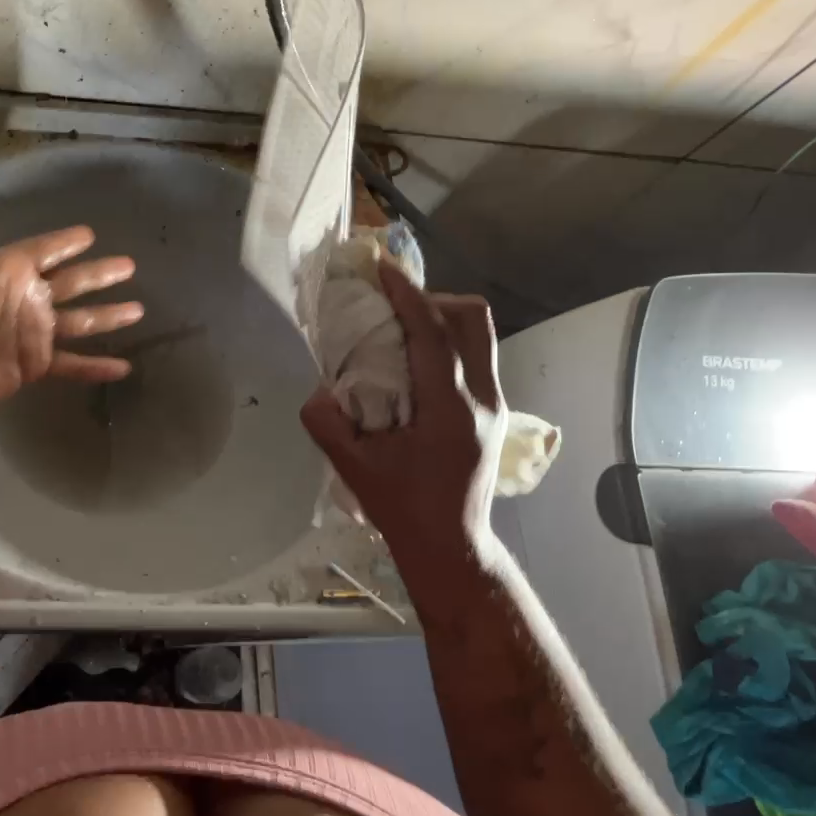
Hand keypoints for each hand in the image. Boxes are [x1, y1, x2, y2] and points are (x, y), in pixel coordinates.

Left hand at [0, 161, 143, 435]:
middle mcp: (21, 300)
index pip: (42, 250)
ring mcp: (27, 336)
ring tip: (140, 309)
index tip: (90, 233)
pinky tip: (123, 368)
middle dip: (99, 274)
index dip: (65, 242)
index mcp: (4, 274)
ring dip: (107, 316)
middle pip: (71, 282)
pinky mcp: (29, 368)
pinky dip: (95, 366)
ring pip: (78, 322)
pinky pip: (71, 364)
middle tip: (131, 265)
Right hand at [300, 262, 508, 562]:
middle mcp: (482, 399)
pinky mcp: (495, 412)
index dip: (407, 295)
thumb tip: (320, 388)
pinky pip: (476, 355)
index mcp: (449, 410)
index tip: (382, 269)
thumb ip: (326, 422)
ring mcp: (495, 404)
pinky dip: (448, 342)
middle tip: (394, 306)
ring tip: (403, 329)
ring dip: (442, 319)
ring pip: (480, 335)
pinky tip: (416, 362)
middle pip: (472, 319)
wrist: (452, 546)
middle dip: (433, 299)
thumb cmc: (403, 508)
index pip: (432, 334)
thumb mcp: (353, 468)